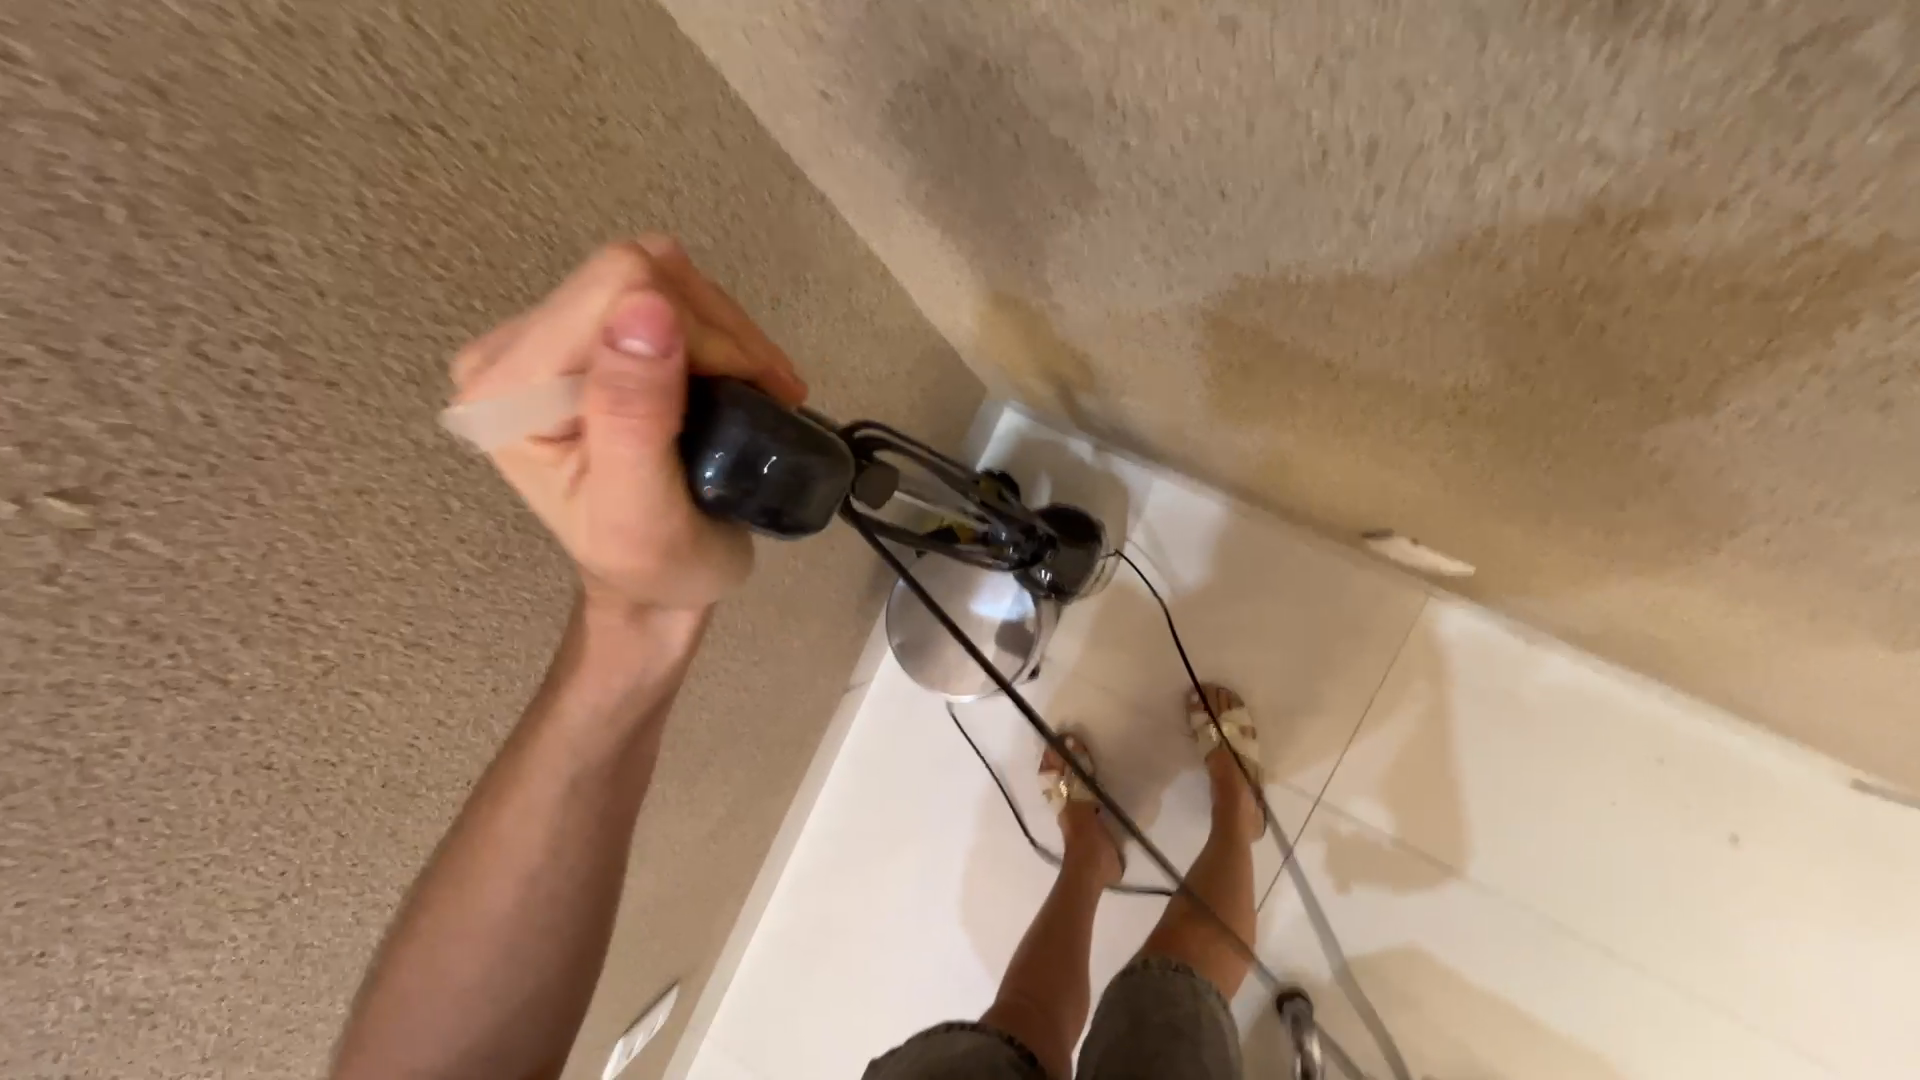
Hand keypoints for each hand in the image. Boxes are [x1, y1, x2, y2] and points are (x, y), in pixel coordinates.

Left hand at [447, 237, 807, 611]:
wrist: (656, 583)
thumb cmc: (655, 567)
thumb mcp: (644, 514)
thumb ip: (634, 417)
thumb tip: (646, 306)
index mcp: (508, 388)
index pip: (614, 292)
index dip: (699, 334)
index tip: (751, 394)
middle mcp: (515, 349)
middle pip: (639, 272)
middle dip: (721, 333)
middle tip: (769, 396)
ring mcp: (554, 339)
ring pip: (663, 273)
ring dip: (730, 332)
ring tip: (766, 391)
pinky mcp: (593, 340)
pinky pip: (670, 292)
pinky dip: (723, 332)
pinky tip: (748, 377)